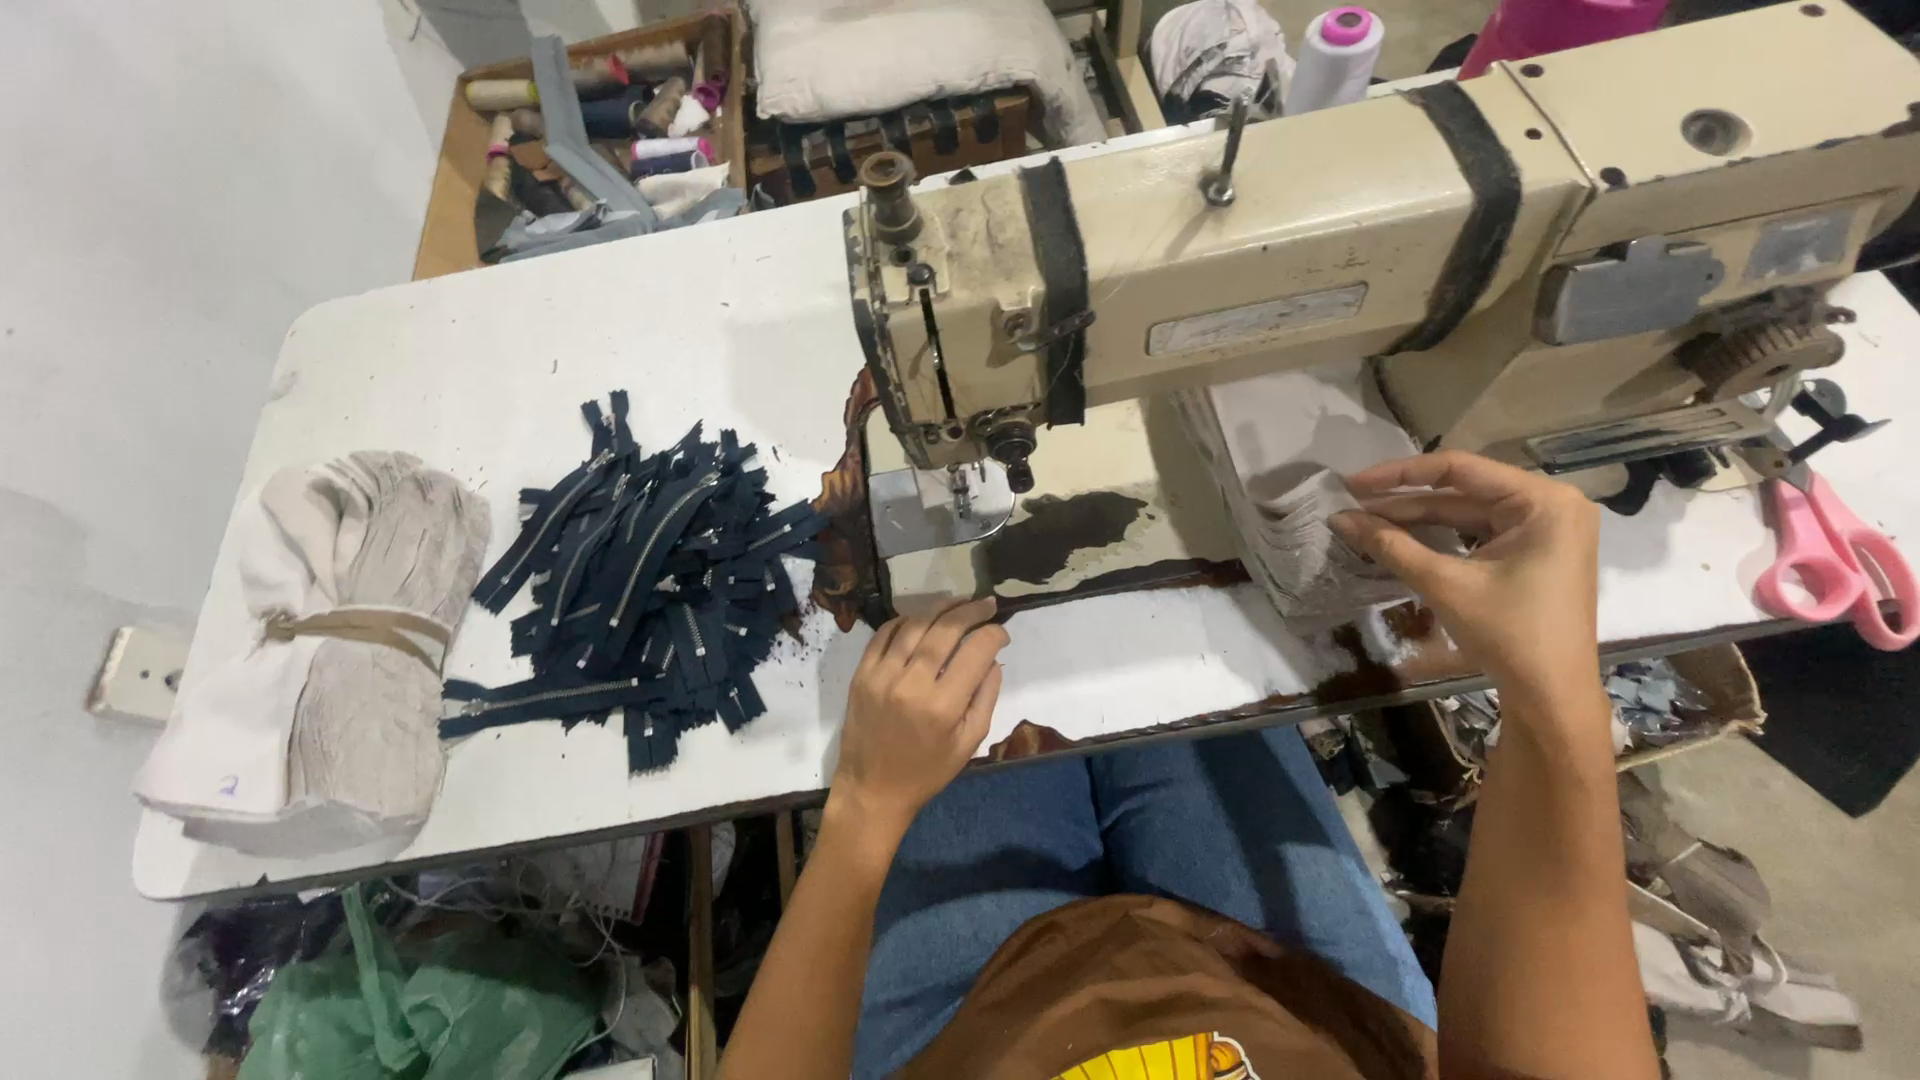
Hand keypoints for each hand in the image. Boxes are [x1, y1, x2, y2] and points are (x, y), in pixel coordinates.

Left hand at [831, 597, 1009, 835]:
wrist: (872, 789)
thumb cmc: (927, 772)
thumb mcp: (968, 744)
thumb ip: (985, 699)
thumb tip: (994, 660)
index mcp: (943, 706)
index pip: (976, 652)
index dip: (994, 635)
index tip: (1002, 633)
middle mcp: (912, 685)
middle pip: (946, 630)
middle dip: (971, 611)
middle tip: (986, 603)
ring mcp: (882, 676)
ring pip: (915, 625)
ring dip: (940, 608)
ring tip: (959, 601)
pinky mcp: (862, 674)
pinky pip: (885, 634)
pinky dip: (906, 620)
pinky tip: (923, 617)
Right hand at [1330, 451, 1602, 715]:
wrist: (1551, 691)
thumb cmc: (1507, 632)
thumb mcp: (1443, 583)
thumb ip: (1390, 545)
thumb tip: (1338, 519)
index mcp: (1542, 501)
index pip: (1459, 469)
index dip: (1400, 474)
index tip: (1354, 484)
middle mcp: (1550, 504)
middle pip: (1463, 490)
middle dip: (1404, 501)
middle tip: (1352, 505)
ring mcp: (1545, 528)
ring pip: (1467, 511)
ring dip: (1417, 518)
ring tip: (1366, 521)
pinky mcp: (1535, 551)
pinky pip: (1478, 531)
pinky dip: (1439, 535)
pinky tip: (1400, 537)